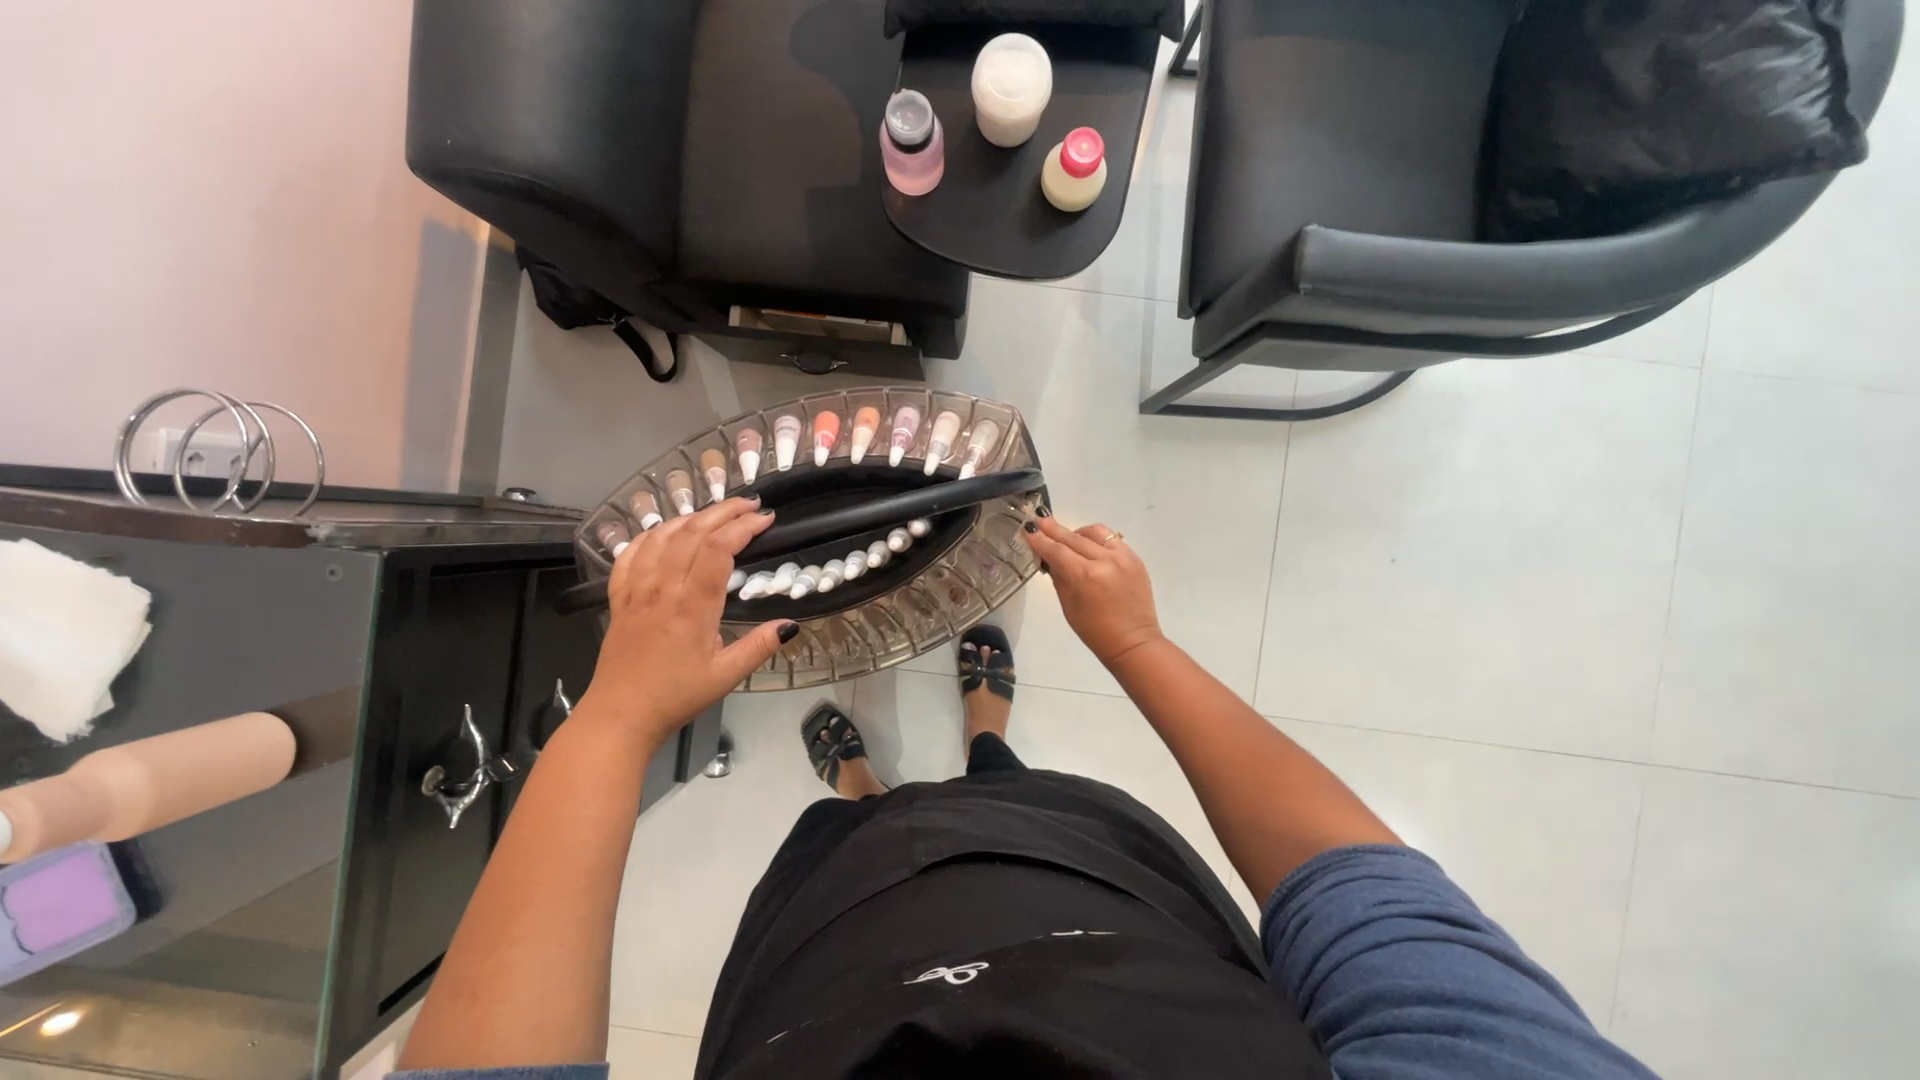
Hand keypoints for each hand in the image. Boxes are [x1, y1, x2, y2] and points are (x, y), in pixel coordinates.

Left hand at [575, 497, 795, 748]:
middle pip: (692, 532)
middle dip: (723, 511)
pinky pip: (631, 554)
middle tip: (749, 504)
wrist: (621, 715)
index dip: (744, 527)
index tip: (766, 519)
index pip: (719, 548)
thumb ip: (759, 646)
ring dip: (690, 517)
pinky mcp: (620, 598)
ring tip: (714, 513)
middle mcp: (663, 589)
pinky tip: (664, 531)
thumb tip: (790, 624)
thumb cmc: (676, 696)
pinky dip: (650, 535)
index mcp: (693, 606)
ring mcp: (637, 590)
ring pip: (661, 537)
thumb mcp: (726, 676)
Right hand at [1021, 515, 1164, 667]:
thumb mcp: (1068, 605)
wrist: (1133, 642)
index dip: (1041, 540)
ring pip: (1095, 532)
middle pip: (1074, 538)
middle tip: (1040, 520)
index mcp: (1086, 576)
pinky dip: (1098, 540)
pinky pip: (1112, 539)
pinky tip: (1090, 547)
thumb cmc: (1094, 631)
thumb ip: (1058, 576)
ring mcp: (1124, 557)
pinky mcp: (1135, 559)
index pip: (1057, 551)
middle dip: (1054, 529)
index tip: (1028, 529)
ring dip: (1078, 532)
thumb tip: (1049, 556)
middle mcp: (1105, 561)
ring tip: (1068, 538)